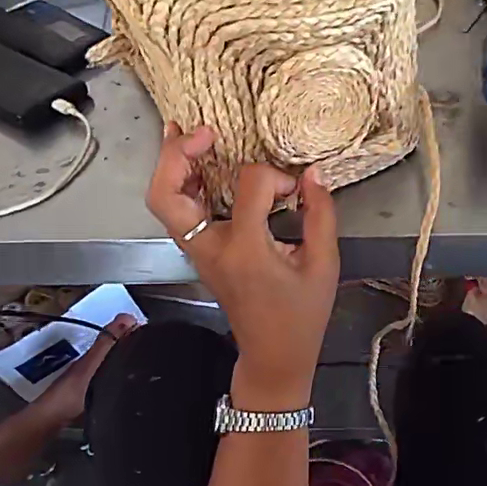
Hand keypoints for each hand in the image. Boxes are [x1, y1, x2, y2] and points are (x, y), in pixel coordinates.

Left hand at [146, 123, 339, 408]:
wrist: (274, 355)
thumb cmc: (301, 315)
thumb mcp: (324, 264)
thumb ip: (320, 214)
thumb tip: (312, 173)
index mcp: (244, 249)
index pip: (250, 185)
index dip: (276, 176)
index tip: (295, 191)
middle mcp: (210, 248)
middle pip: (168, 193)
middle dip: (178, 154)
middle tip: (204, 130)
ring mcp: (197, 251)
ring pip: (162, 200)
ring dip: (171, 163)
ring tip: (182, 131)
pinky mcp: (198, 252)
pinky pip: (177, 210)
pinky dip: (179, 181)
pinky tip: (190, 161)